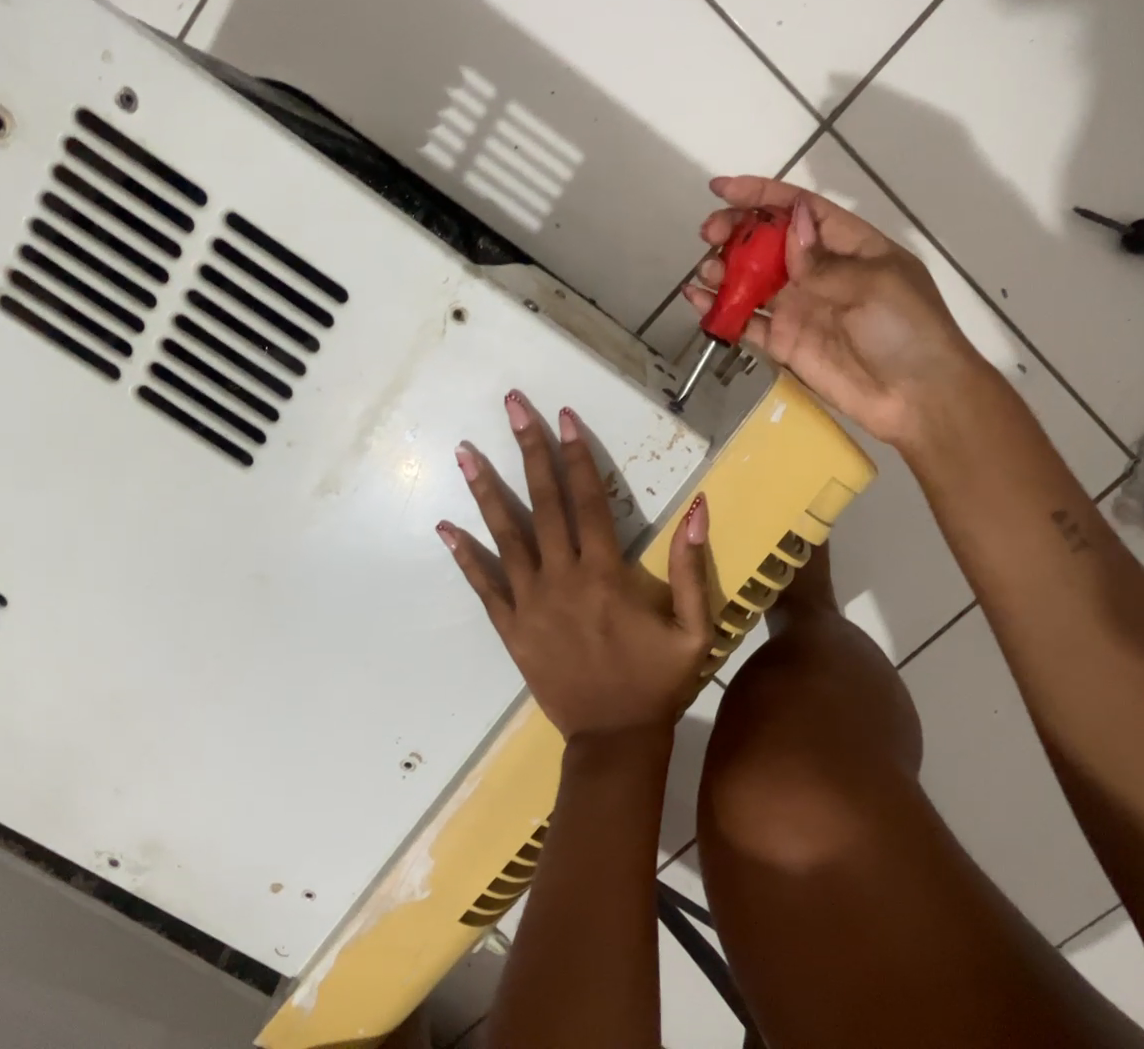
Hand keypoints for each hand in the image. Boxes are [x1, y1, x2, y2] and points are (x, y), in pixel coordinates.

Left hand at [439, 391, 713, 740]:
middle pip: (543, 502)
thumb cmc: (658, 682)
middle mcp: (562, 578)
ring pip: (505, 535)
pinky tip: (444, 527)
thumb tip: (699, 507)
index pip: (589, 499)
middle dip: (527, 449)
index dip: (577, 455)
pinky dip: (464, 556)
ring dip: (486, 490)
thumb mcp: (695, 628)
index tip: (563, 416)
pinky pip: (483, 586)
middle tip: (511, 405)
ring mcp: (530, 602)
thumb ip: (692, 567)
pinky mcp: (511, 628)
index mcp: (606, 574)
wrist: (613, 739)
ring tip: (465, 450)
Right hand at [683, 176, 981, 448]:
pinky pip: (746, 322)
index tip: (721, 188)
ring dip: (724, 270)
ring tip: (705, 272)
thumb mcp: (875, 283)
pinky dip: (721, 312)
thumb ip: (824, 260)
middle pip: (768, 242)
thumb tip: (791, 223)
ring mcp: (799, 308)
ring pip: (751, 280)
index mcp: (848, 245)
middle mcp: (819, 272)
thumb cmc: (908, 330)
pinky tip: (698, 302)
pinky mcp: (784, 343)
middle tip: (709, 234)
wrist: (916, 398)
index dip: (761, 195)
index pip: (799, 210)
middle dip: (736, 232)